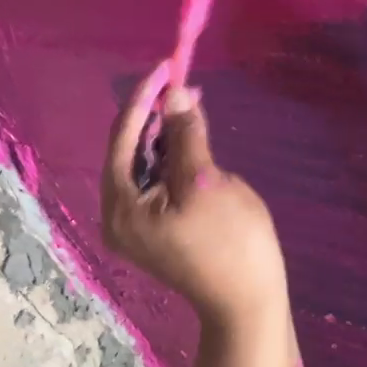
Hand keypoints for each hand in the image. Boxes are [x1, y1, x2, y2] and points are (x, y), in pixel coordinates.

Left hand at [102, 61, 289, 327]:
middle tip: (180, 80)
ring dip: (164, 132)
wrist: (247, 300)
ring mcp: (137, 225)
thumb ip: (185, 135)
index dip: (142, 98)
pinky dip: (171, 154)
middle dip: (152, 113)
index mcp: (121, 207)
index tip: (166, 66)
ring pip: (144, 164)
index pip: (122, 138)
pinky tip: (190, 136)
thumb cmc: (228, 240)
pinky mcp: (158, 228)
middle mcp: (119, 216)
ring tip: (188, 102)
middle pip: (128, 150)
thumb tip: (174, 95)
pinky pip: (157, 180)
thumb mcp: (205, 180)